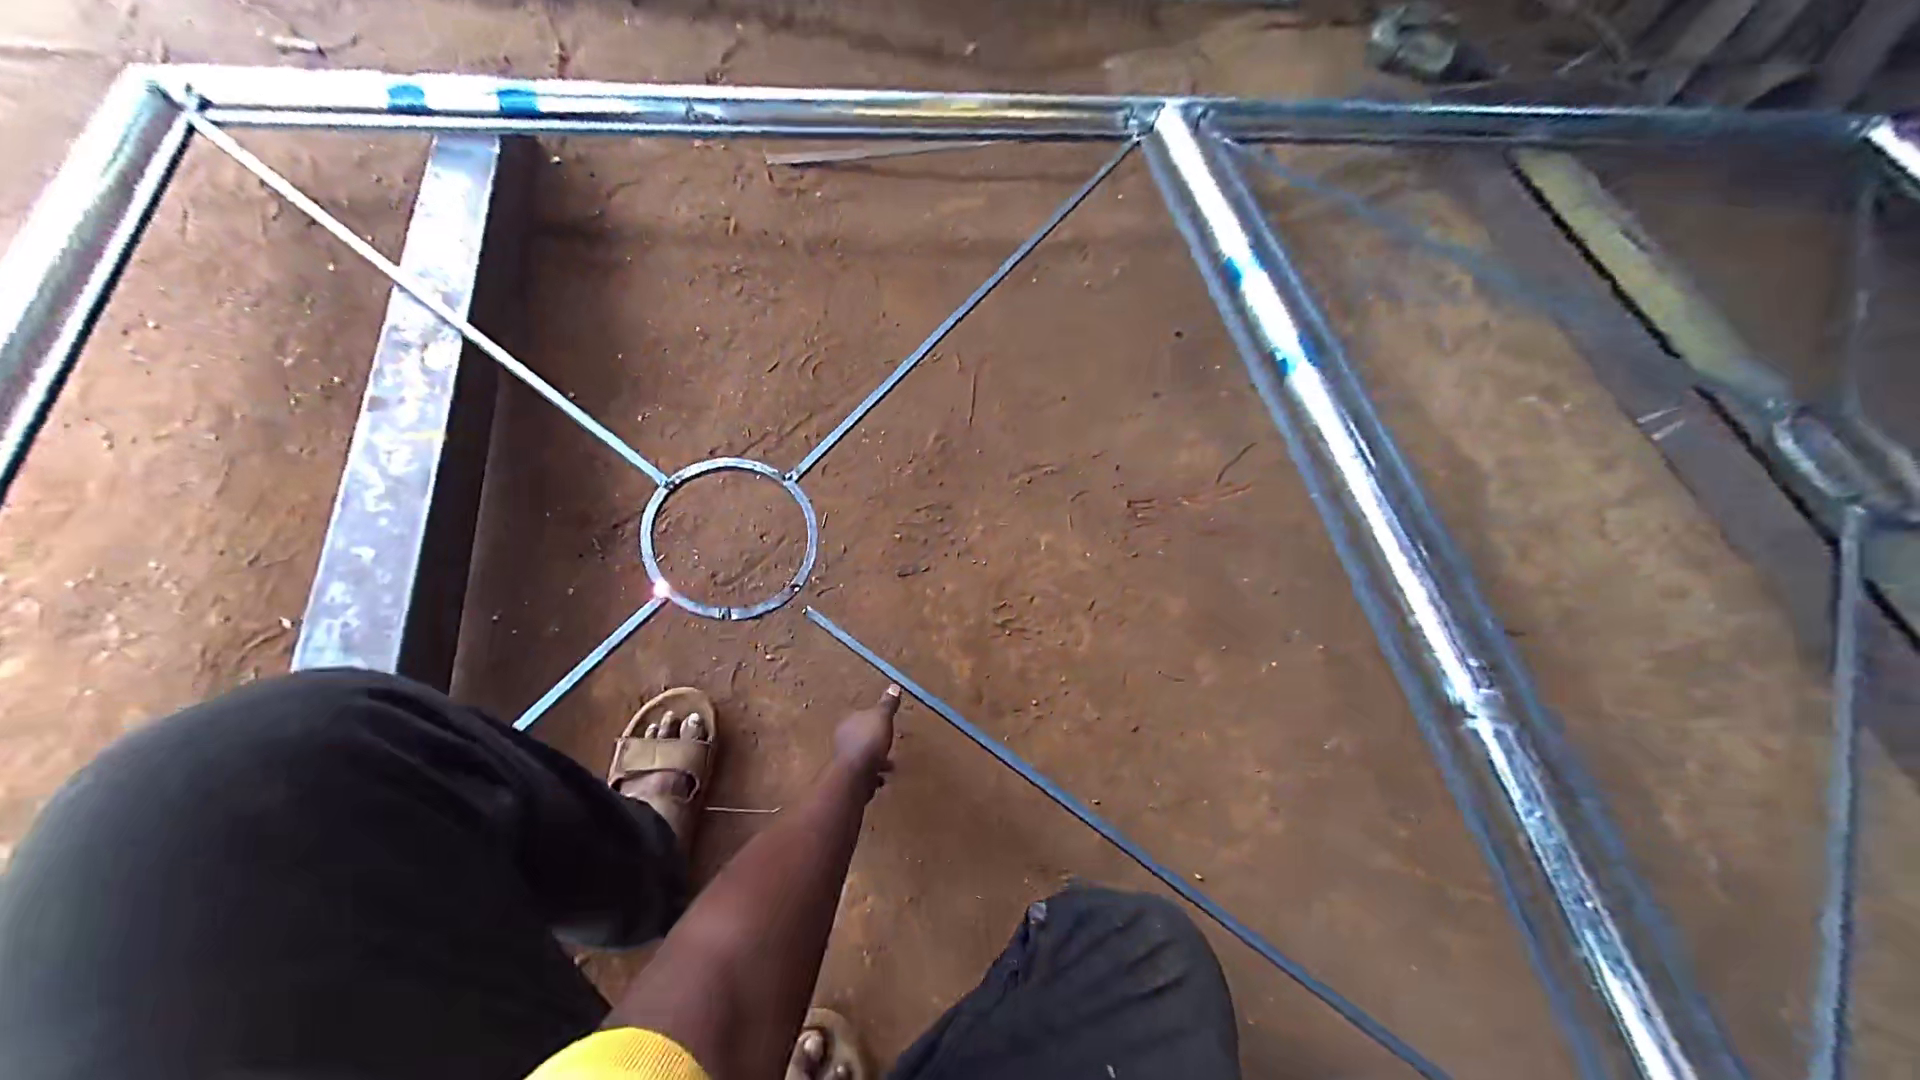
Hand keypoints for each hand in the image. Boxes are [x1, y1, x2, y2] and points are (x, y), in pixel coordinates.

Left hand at [832, 684, 901, 783]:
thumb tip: (894, 686)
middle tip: (888, 744)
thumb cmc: (869, 740)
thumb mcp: (882, 717)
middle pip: (861, 737)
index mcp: (849, 722)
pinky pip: (864, 773)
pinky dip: (873, 774)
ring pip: (863, 756)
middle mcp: (843, 738)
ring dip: (875, 759)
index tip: (885, 723)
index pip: (860, 716)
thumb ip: (888, 704)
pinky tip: (882, 778)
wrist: (856, 775)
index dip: (873, 720)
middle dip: (875, 741)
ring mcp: (845, 759)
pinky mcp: (849, 777)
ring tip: (890, 765)